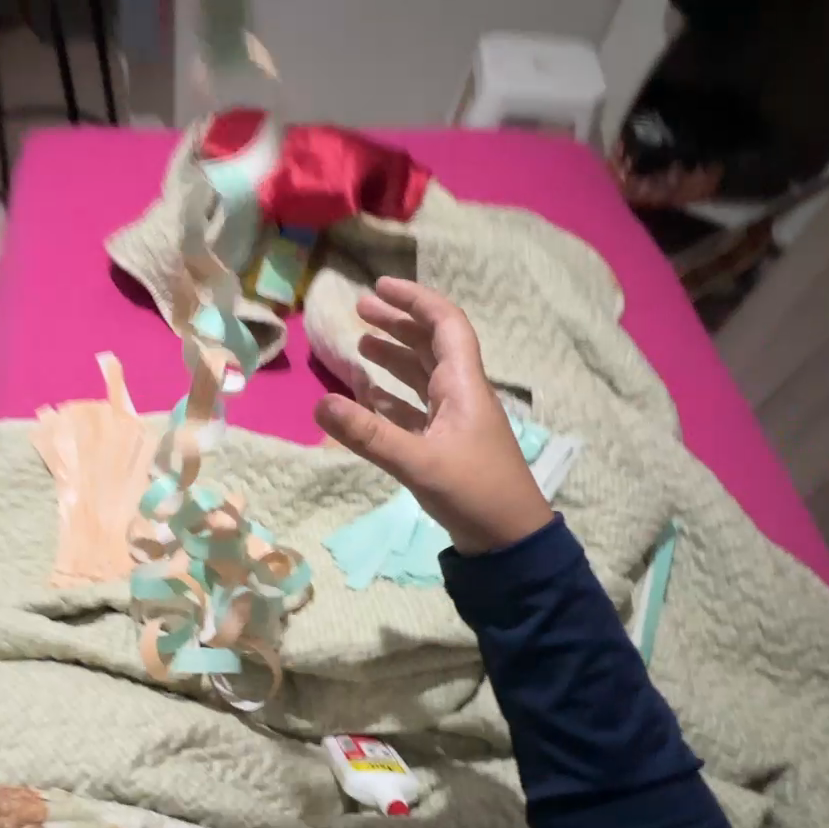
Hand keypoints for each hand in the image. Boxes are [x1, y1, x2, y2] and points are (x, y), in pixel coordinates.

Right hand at [314, 278, 552, 554]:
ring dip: (395, 357)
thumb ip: (368, 434)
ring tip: (360, 345)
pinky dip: (393, 398)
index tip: (379, 288)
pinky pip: (416, 409)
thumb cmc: (473, 492)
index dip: (414, 301)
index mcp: (462, 385)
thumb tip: (319, 403)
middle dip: (398, 323)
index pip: (444, 324)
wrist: (508, 540)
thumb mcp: (418, 462)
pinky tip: (369, 399)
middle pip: (431, 344)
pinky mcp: (446, 445)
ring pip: (423, 376)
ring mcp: (454, 420)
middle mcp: (460, 394)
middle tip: (361, 310)